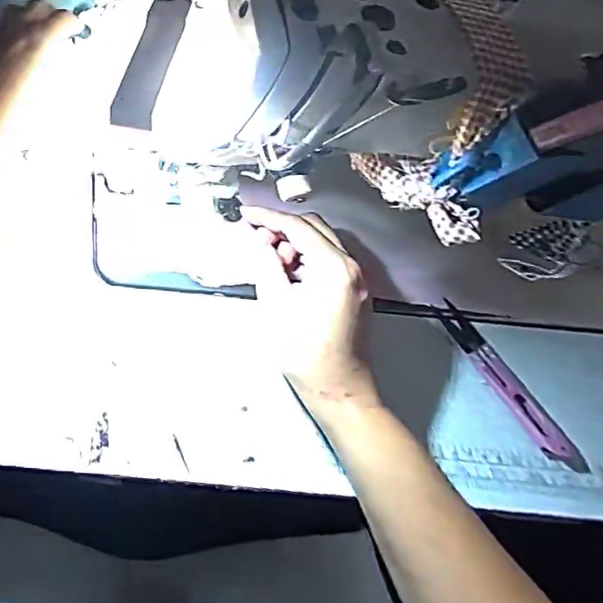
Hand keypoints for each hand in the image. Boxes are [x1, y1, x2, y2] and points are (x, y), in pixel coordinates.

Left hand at [0, 0, 74, 99]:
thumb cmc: (17, 117)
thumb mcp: (52, 98)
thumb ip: (60, 76)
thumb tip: (65, 73)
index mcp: (38, 39)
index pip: (62, 17)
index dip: (72, 23)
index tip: (76, 30)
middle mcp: (14, 32)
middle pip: (36, 6)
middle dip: (50, 14)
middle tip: (57, 28)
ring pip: (12, 11)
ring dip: (25, 17)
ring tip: (34, 33)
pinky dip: (2, 33)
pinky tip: (7, 48)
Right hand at [237, 206, 380, 410]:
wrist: (337, 387)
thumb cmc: (305, 350)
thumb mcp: (274, 299)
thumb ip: (265, 260)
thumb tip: (257, 237)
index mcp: (334, 268)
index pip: (297, 226)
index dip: (267, 217)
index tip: (246, 215)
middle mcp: (352, 269)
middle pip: (313, 227)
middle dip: (281, 228)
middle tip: (255, 238)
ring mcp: (356, 280)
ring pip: (320, 241)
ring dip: (293, 242)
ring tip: (271, 262)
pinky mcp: (353, 291)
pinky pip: (327, 259)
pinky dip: (305, 256)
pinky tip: (287, 273)